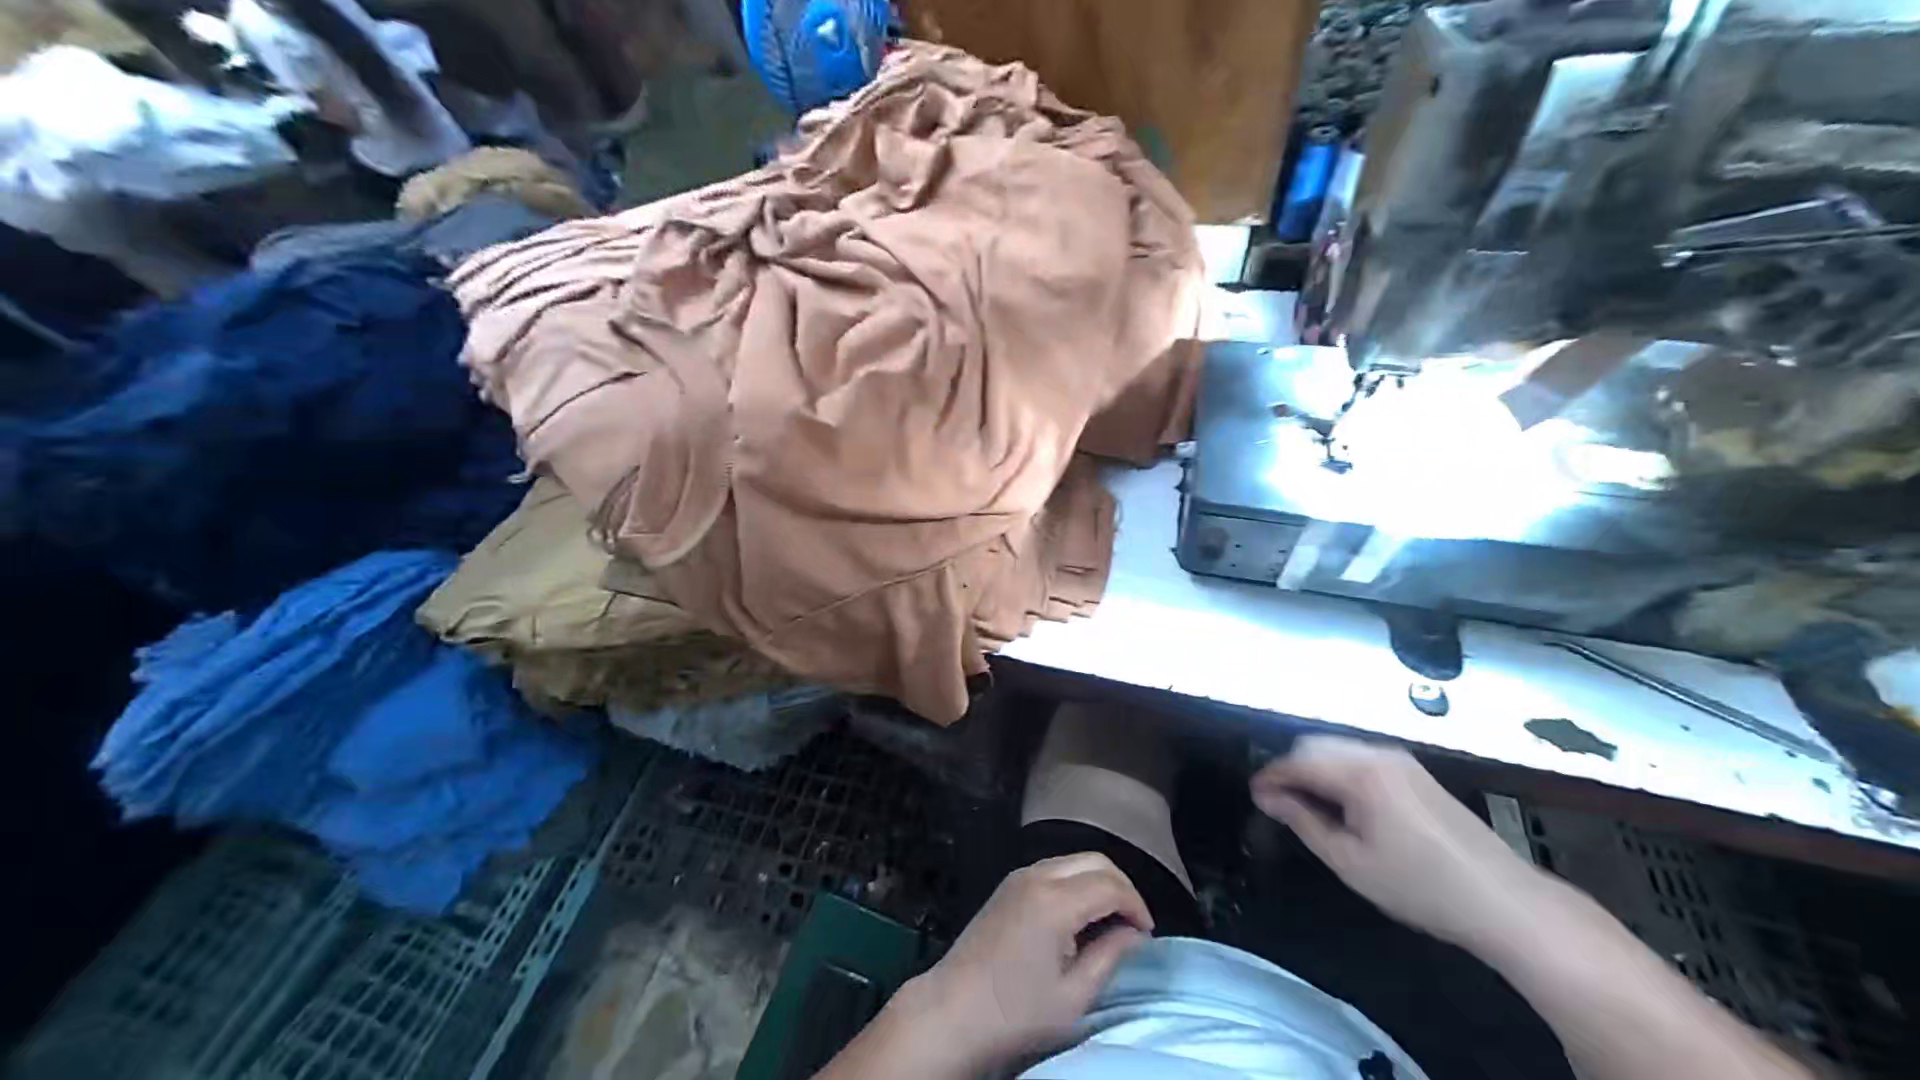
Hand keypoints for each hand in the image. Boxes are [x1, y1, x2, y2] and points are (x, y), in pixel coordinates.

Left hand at [889, 853, 1152, 1074]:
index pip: (1111, 884)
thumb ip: (1109, 955)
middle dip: (1121, 887)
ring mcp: (1019, 877)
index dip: (1137, 905)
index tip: (1147, 934)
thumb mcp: (1073, 996)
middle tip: (1133, 924)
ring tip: (1110, 922)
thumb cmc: (1015, 1013)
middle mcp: (1036, 876)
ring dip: (1098, 881)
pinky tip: (1080, 916)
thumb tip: (1135, 933)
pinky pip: (1054, 869)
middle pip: (1095, 860)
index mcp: (1054, 901)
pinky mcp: (1009, 884)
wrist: (953, 1010)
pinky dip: (1076, 881)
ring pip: (1074, 860)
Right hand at [1250, 735, 1545, 949]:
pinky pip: (1359, 756)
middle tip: (1277, 802)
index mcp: (1361, 773)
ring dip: (1313, 768)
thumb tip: (1266, 796)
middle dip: (1290, 768)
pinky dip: (1338, 770)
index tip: (1253, 795)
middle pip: (1314, 744)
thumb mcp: (1349, 862)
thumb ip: (1302, 821)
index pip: (1297, 761)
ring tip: (1306, 804)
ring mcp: (1400, 759)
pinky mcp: (1414, 770)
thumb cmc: (1420, 887)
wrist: (1505, 902)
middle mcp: (1378, 754)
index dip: (1269, 777)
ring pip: (1336, 748)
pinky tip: (1341, 802)